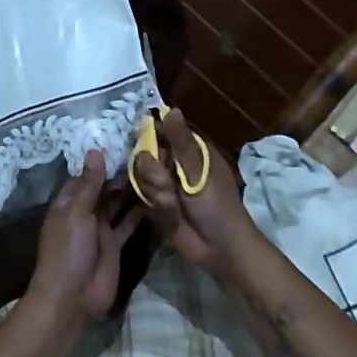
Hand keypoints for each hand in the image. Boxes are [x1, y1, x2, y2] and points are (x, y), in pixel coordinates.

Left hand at [28, 151, 142, 320]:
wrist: (72, 298)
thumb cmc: (68, 251)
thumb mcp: (77, 213)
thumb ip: (89, 184)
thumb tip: (95, 150)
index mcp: (69, 204)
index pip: (86, 176)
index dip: (103, 161)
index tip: (125, 142)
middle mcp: (85, 213)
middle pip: (104, 189)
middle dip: (121, 174)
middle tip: (148, 153)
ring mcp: (101, 230)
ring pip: (118, 204)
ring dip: (133, 190)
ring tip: (156, 169)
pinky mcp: (115, 244)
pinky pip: (129, 223)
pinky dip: (140, 212)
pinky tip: (158, 196)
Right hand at [132, 109, 261, 275]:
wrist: (219, 247)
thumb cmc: (216, 203)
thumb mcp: (198, 170)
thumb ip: (181, 143)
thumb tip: (171, 110)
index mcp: (191, 150)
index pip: (162, 132)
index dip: (148, 135)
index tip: (137, 139)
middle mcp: (175, 164)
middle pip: (146, 156)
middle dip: (152, 172)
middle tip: (166, 184)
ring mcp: (166, 185)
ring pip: (143, 179)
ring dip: (156, 193)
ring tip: (173, 204)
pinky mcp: (157, 206)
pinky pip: (145, 200)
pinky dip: (157, 208)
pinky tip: (171, 216)